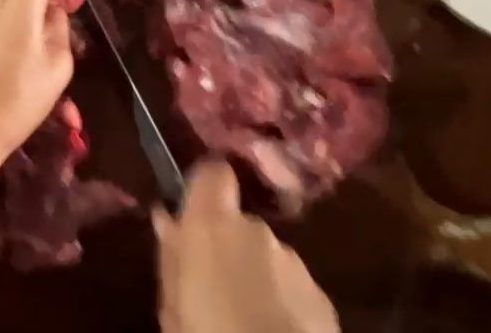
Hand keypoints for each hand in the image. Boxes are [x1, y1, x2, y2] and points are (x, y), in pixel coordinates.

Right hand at [154, 160, 338, 332]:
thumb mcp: (172, 307)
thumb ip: (171, 257)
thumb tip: (167, 219)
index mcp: (214, 225)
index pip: (213, 173)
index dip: (204, 189)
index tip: (191, 218)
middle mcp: (257, 231)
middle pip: (239, 224)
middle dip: (228, 249)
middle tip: (212, 292)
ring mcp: (295, 264)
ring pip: (267, 259)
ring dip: (256, 280)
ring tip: (244, 322)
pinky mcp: (323, 299)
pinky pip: (292, 289)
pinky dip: (282, 305)